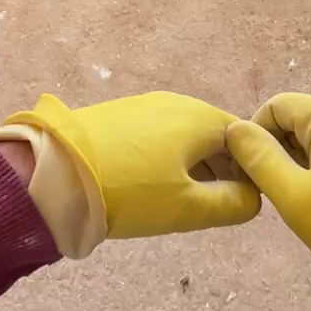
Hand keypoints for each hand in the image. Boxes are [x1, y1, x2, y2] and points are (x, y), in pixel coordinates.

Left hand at [0, 92, 259, 257]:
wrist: (54, 171)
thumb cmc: (131, 191)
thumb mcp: (187, 207)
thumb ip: (231, 204)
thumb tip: (256, 197)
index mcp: (203, 119)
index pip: (247, 140)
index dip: (252, 170)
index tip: (245, 200)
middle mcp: (180, 103)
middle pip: (217, 136)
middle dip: (224, 168)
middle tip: (217, 205)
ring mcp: (148, 105)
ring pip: (187, 135)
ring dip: (196, 164)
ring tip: (185, 198)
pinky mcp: (122, 114)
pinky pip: (161, 135)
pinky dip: (169, 157)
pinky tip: (154, 183)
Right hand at [227, 93, 310, 310]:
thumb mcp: (293, 195)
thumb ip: (259, 157)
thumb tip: (234, 128)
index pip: (277, 105)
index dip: (253, 133)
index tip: (246, 170)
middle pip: (298, 117)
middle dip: (275, 147)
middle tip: (265, 188)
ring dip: (295, 159)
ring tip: (290, 197)